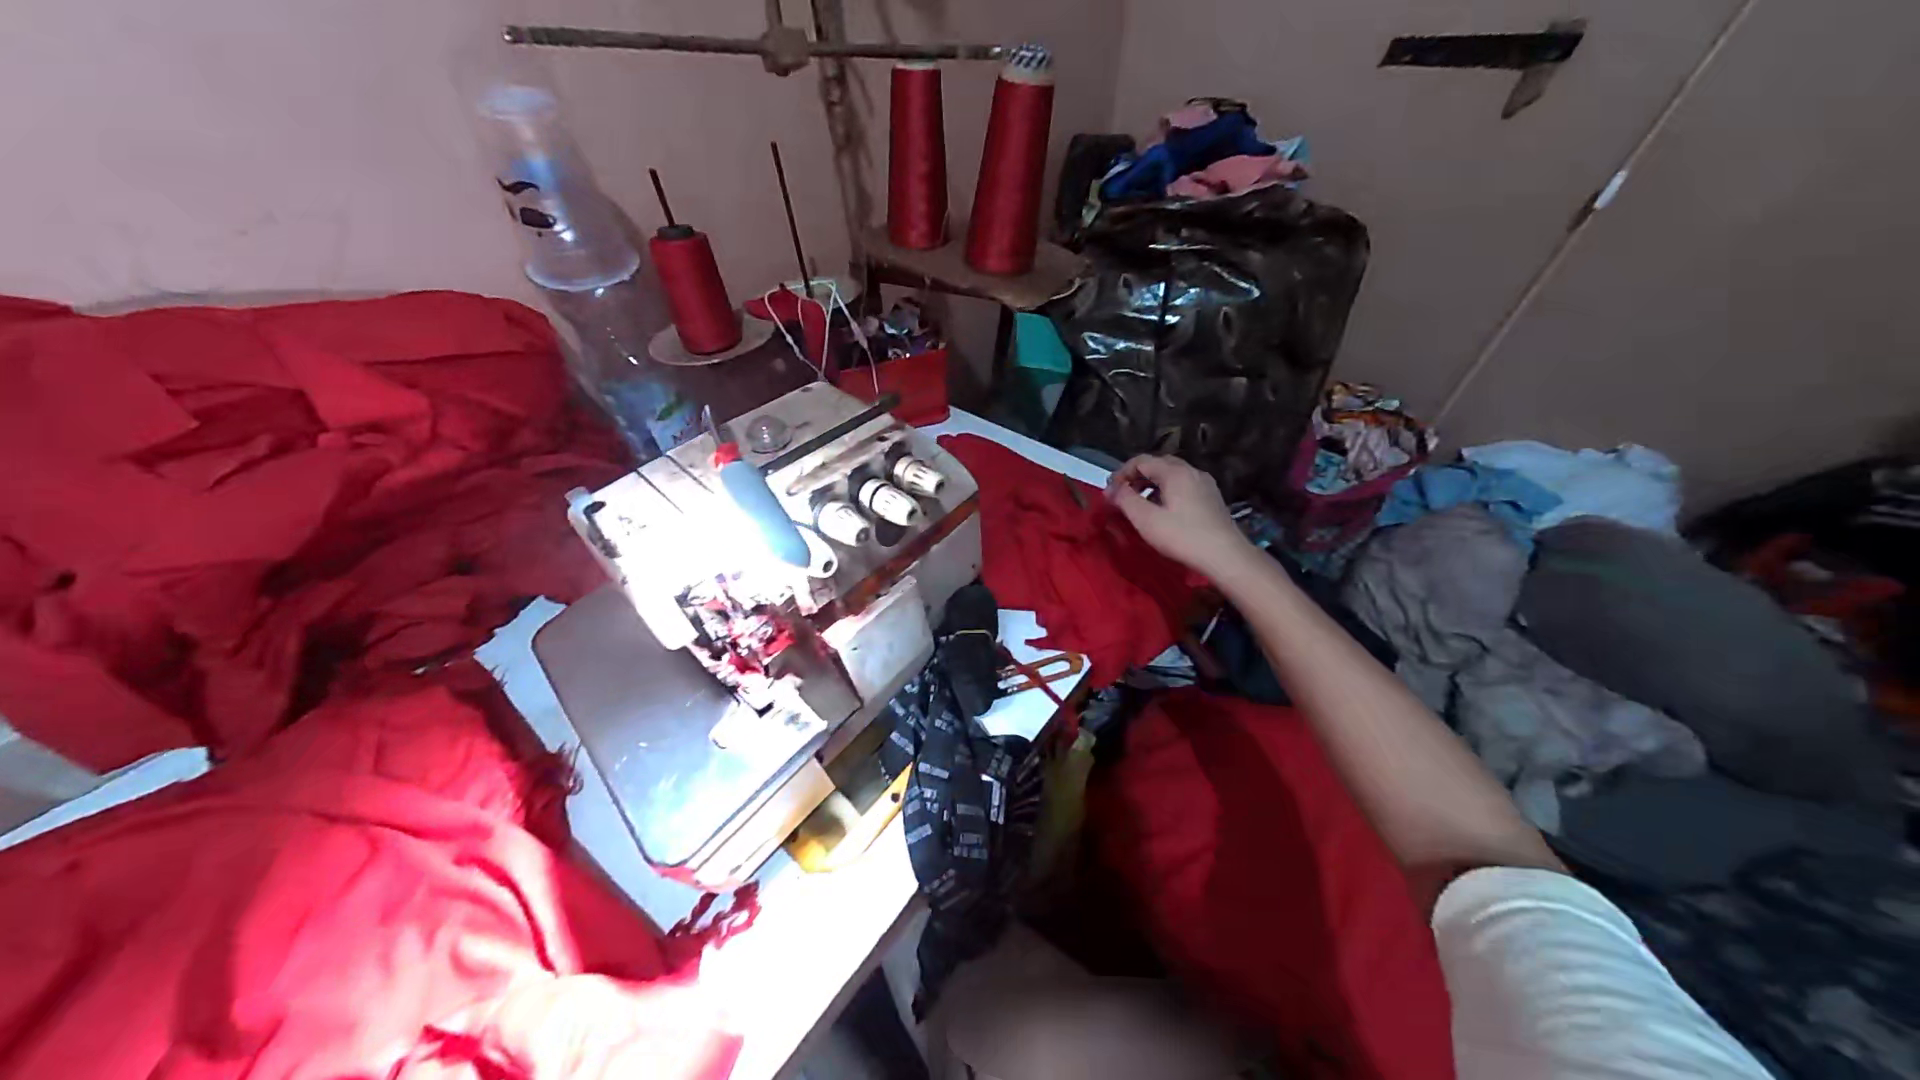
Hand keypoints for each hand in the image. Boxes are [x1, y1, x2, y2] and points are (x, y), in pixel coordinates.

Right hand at [1104, 455, 1253, 579]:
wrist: (1226, 555)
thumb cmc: (1182, 536)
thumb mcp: (1146, 520)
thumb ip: (1125, 500)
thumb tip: (1111, 489)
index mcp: (1174, 472)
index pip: (1141, 460)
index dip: (1122, 473)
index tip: (1110, 492)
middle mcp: (1191, 471)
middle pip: (1158, 464)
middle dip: (1137, 476)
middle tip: (1123, 496)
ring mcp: (1204, 483)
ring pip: (1172, 475)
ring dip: (1152, 484)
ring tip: (1140, 504)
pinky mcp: (1211, 497)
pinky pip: (1184, 485)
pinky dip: (1167, 491)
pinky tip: (1164, 511)